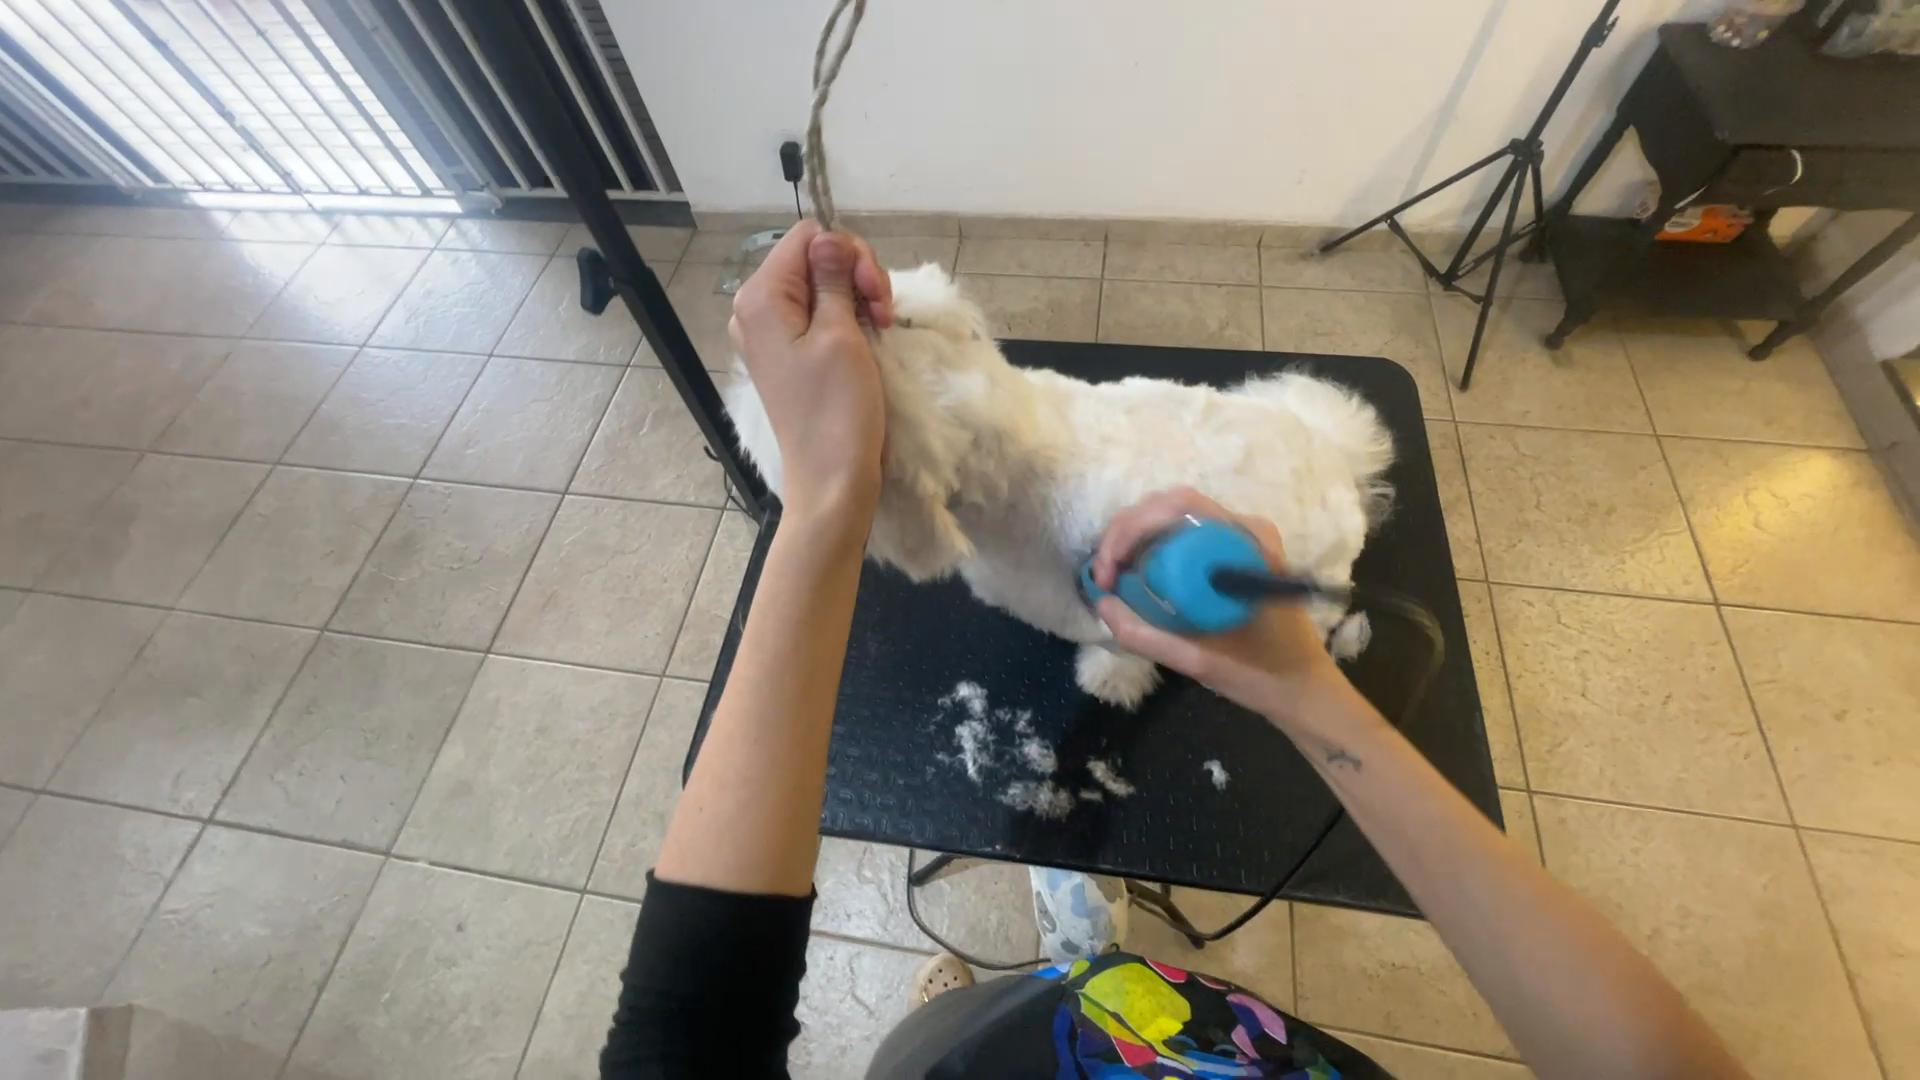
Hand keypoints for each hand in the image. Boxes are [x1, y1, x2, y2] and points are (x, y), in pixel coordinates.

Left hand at [727, 221, 892, 514]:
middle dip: (855, 277)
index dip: (849, 254)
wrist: (831, 476)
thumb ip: (833, 278)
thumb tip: (830, 239)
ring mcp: (771, 335)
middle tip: (883, 314)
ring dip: (857, 300)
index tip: (874, 294)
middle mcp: (756, 309)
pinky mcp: (788, 356)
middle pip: (814, 259)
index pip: (809, 237)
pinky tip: (867, 339)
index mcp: (761, 296)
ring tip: (880, 329)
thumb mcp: (841, 333)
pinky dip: (847, 321)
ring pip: (820, 288)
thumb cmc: (837, 407)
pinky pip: (818, 318)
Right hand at [1092, 488, 1346, 719]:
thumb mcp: (1197, 659)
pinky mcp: (1229, 551)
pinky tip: (1130, 572)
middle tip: (1102, 576)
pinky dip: (1146, 546)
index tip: (1109, 572)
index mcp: (1247, 541)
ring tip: (1110, 576)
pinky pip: (1179, 534)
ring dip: (1130, 538)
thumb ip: (1145, 635)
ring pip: (1169, 516)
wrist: (1301, 687)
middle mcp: (1244, 527)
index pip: (1178, 507)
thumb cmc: (1258, 673)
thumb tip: (1102, 603)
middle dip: (1123, 533)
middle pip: (1168, 505)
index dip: (1131, 529)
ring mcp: (1237, 537)